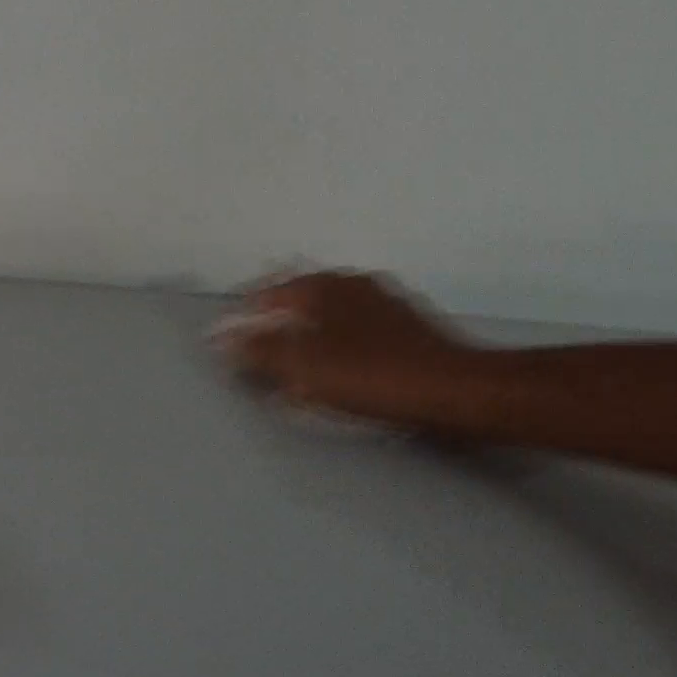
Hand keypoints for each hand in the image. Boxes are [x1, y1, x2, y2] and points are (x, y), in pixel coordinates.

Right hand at [217, 271, 472, 422]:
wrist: (452, 392)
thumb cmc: (370, 376)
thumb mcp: (302, 366)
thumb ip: (258, 351)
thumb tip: (223, 339)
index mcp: (323, 285)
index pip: (266, 294)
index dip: (243, 321)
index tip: (229, 349)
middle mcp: (353, 284)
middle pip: (298, 305)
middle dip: (276, 332)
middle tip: (261, 365)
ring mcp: (384, 304)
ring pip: (328, 320)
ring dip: (307, 344)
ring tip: (296, 377)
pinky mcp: (406, 330)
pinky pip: (355, 336)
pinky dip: (337, 353)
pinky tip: (338, 378)